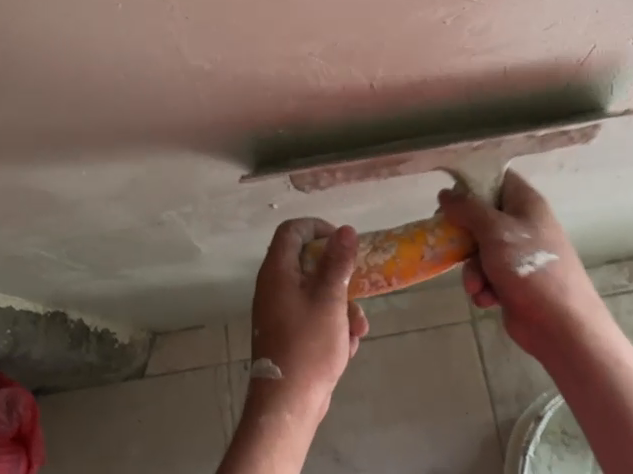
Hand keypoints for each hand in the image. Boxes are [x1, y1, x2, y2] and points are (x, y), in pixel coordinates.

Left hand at [246, 219, 369, 414]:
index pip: (292, 230)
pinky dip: (333, 327)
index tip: (343, 243)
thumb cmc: (308, 346)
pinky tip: (347, 346)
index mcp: (277, 271)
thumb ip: (338, 263)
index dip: (318, 228)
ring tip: (358, 328)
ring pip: (316, 293)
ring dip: (342, 306)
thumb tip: (346, 230)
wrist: (288, 405)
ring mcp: (280, 312)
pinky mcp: (289, 335)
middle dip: (339, 277)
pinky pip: (314, 317)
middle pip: (308, 263)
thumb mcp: (330, 299)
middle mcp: (274, 287)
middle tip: (357, 285)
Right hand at [438, 172, 606, 358]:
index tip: (448, 194)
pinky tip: (486, 299)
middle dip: (464, 234)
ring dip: (472, 268)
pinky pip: (487, 274)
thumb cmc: (530, 268)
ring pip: (479, 249)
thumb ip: (467, 208)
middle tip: (449, 240)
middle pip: (482, 216)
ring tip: (476, 284)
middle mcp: (522, 224)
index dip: (472, 182)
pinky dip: (483, 286)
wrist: (562, 326)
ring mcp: (519, 254)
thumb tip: (444, 194)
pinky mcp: (513, 282)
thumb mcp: (494, 230)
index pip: (496, 178)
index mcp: (525, 203)